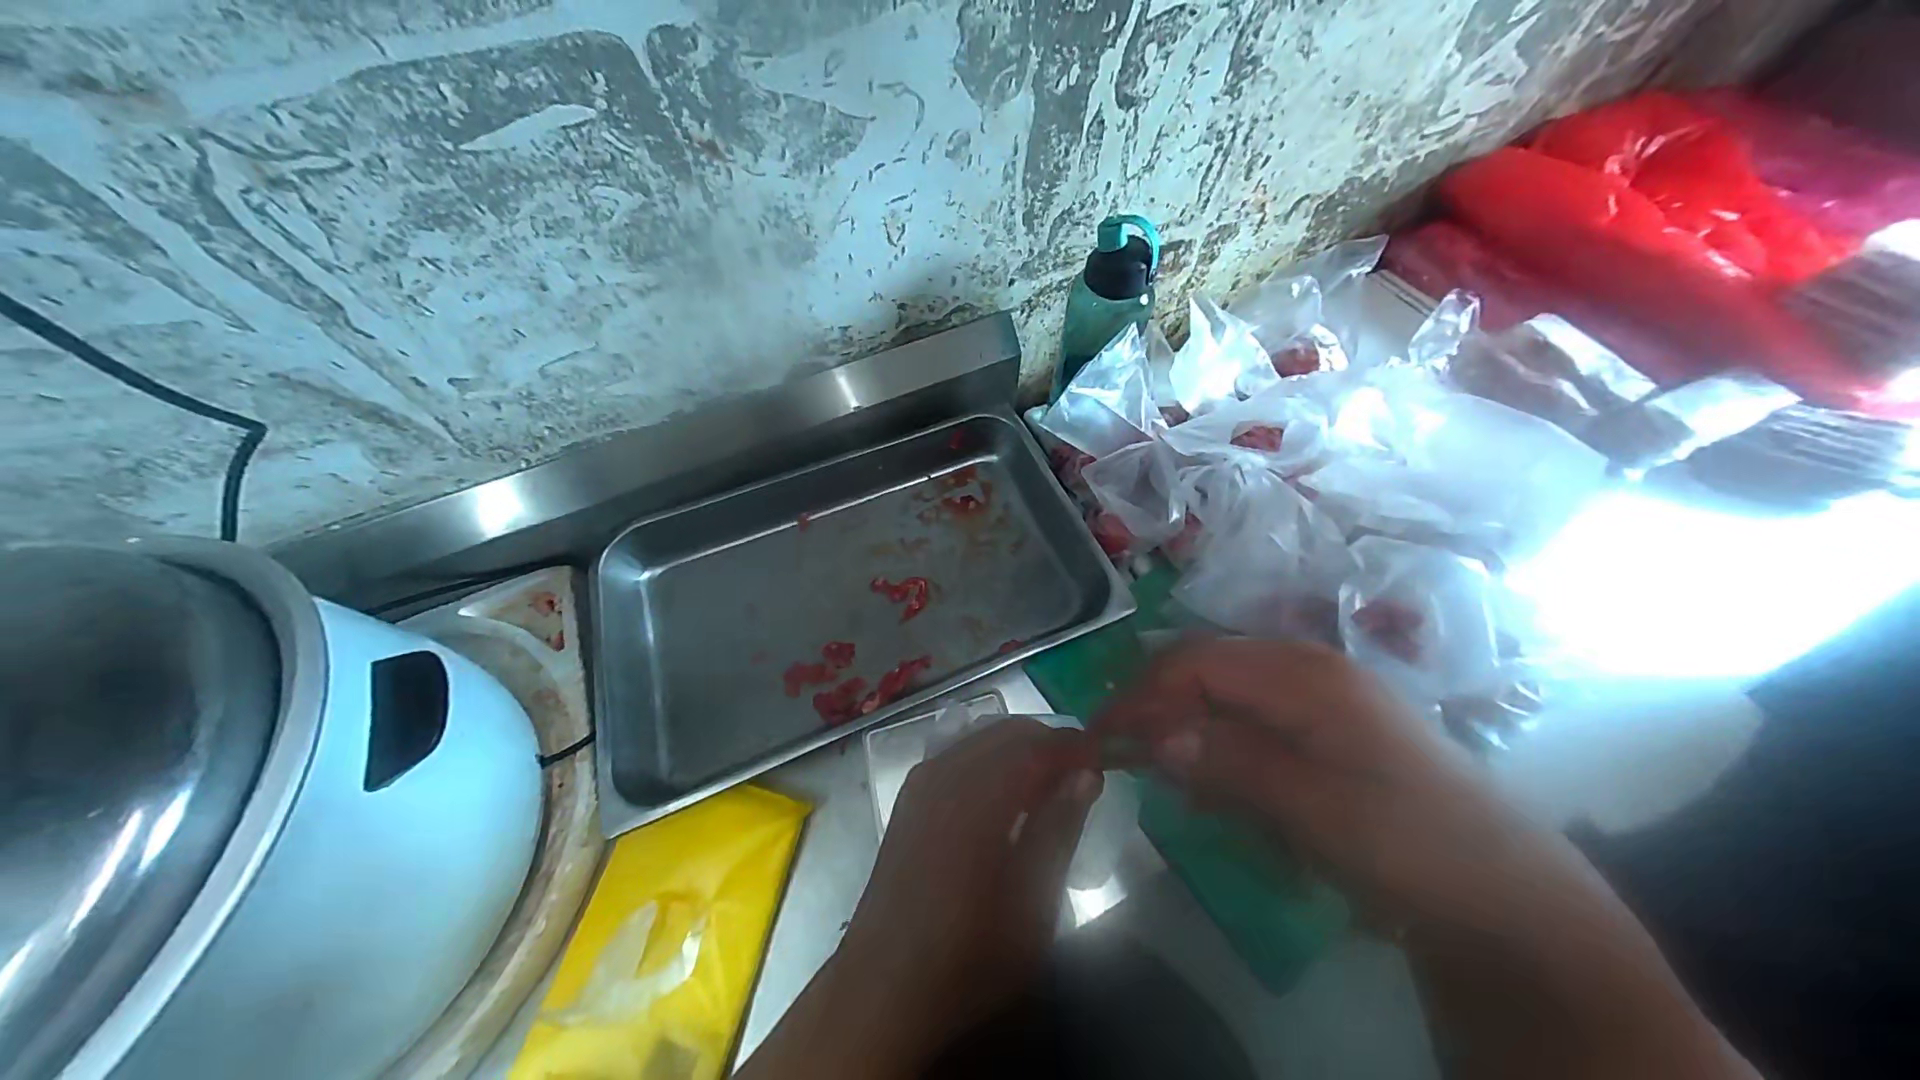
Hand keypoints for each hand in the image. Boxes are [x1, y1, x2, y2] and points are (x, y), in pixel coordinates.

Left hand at [738, 716, 1100, 1079]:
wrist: (882, 987)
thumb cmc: (968, 957)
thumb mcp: (1031, 904)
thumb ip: (1059, 829)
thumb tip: (1086, 773)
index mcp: (977, 799)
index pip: (1036, 746)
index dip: (1074, 745)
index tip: (1105, 759)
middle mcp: (944, 775)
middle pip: (1007, 733)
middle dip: (1048, 743)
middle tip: (1081, 774)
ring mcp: (920, 783)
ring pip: (981, 739)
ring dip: (1020, 750)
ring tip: (1049, 786)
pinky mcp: (909, 798)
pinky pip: (959, 755)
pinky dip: (990, 760)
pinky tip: (1005, 796)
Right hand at [1094, 637, 1545, 936]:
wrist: (1507, 896)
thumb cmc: (1411, 845)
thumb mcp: (1315, 809)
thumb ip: (1230, 762)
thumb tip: (1150, 733)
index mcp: (1305, 675)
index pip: (1195, 662)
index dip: (1142, 696)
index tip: (1104, 741)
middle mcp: (1307, 668)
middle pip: (1204, 670)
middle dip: (1158, 711)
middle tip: (1126, 761)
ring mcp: (1318, 694)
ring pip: (1221, 694)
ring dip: (1188, 733)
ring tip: (1175, 785)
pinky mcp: (1324, 724)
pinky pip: (1249, 719)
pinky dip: (1221, 748)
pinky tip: (1222, 791)